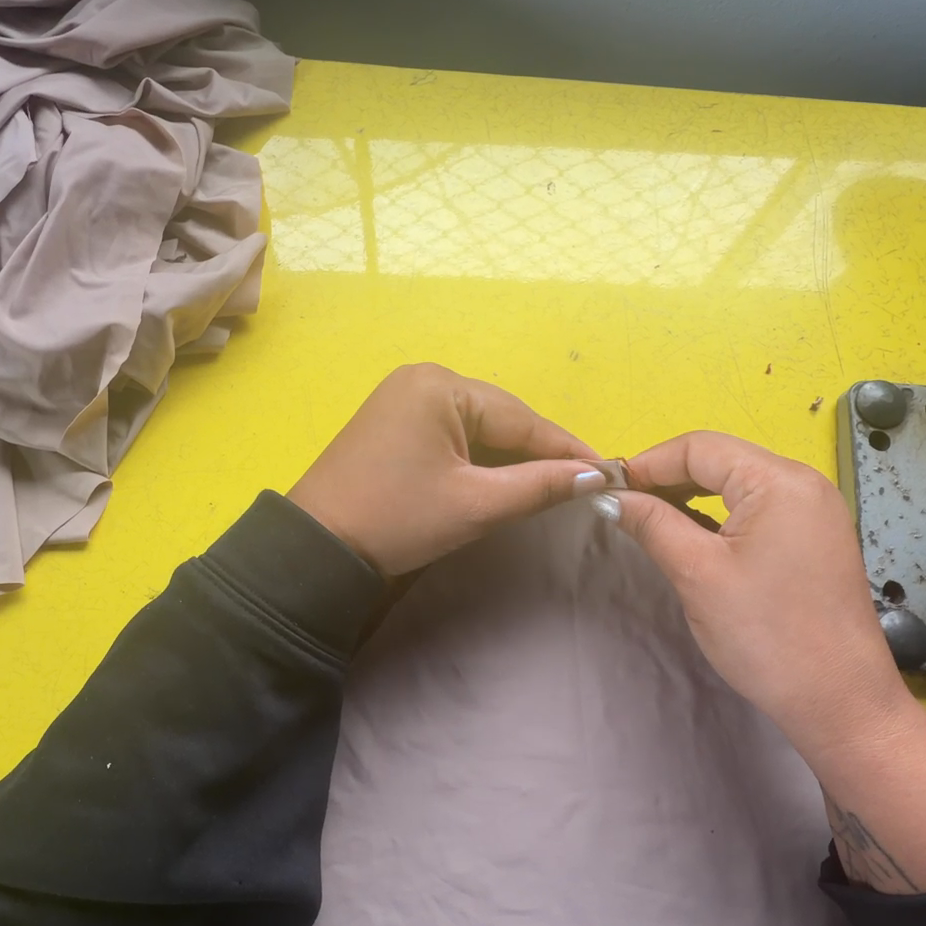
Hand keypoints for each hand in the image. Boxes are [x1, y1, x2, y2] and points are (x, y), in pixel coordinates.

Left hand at [289, 364, 604, 576]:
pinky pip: (453, 433)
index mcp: (440, 386)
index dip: (566, 447)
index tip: (607, 470)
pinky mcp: (395, 421)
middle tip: (581, 483)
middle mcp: (423, 379)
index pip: (520, 417)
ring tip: (550, 484)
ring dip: (510, 456)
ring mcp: (405, 398)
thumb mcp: (475, 504)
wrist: (318, 547)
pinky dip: (480, 457)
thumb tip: (593, 475)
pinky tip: (503, 478)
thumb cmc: (398, 519)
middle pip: (500, 417)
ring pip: (478, 426)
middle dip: (538, 451)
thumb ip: (537, 486)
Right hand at [600, 431, 903, 742]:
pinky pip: (755, 508)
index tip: (608, 488)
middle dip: (667, 476)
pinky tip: (688, 533)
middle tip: (623, 504)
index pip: (699, 447)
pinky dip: (717, 514)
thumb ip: (652, 524)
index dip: (648, 462)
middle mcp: (803, 483)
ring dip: (689, 494)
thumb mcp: (697, 573)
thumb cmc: (765, 634)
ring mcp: (813, 511)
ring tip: (648, 518)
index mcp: (779, 480)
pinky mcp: (813, 539)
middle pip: (720, 459)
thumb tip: (611, 497)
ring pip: (736, 483)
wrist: (839, 702)